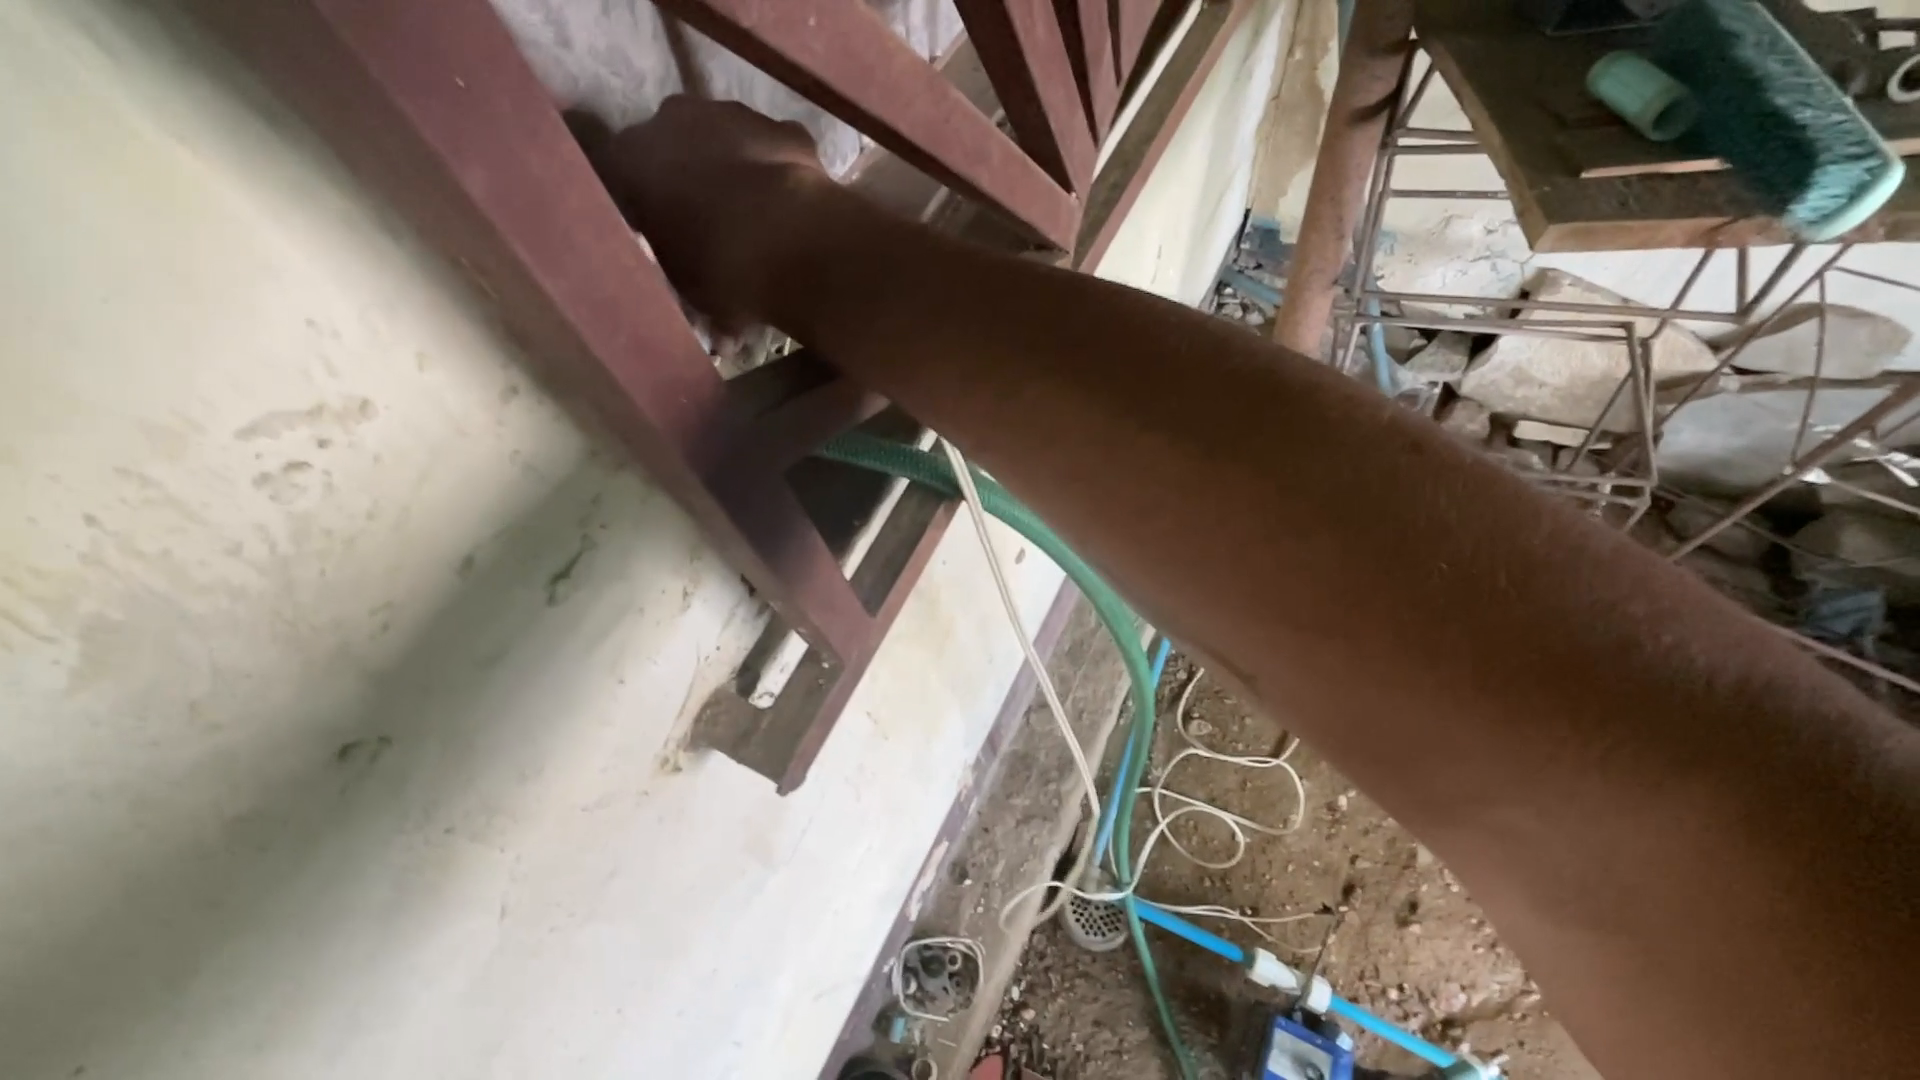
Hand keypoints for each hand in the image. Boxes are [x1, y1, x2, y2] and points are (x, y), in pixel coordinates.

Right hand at [566, 97, 832, 328]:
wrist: (790, 241)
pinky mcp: (785, 127)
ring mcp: (732, 115)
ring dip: (738, 168)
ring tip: (760, 218)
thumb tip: (720, 332)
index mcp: (629, 160)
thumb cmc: (719, 269)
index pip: (622, 175)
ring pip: (728, 138)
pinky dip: (784, 173)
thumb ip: (693, 287)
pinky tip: (797, 210)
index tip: (661, 233)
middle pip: (675, 145)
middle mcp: (672, 121)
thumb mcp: (691, 289)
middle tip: (712, 223)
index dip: (644, 205)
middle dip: (691, 177)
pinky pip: (778, 150)